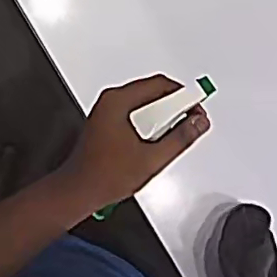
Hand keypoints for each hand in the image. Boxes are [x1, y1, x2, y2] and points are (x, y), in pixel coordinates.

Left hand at [51, 75, 209, 212]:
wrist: (78, 191)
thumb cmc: (104, 176)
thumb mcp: (152, 158)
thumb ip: (180, 138)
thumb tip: (198, 122)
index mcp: (118, 102)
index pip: (160, 84)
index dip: (183, 95)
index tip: (196, 108)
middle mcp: (111, 101)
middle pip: (152, 91)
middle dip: (174, 106)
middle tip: (190, 121)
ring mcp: (107, 110)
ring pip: (144, 102)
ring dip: (162, 115)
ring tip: (172, 135)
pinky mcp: (107, 120)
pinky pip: (135, 111)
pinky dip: (149, 121)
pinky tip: (156, 140)